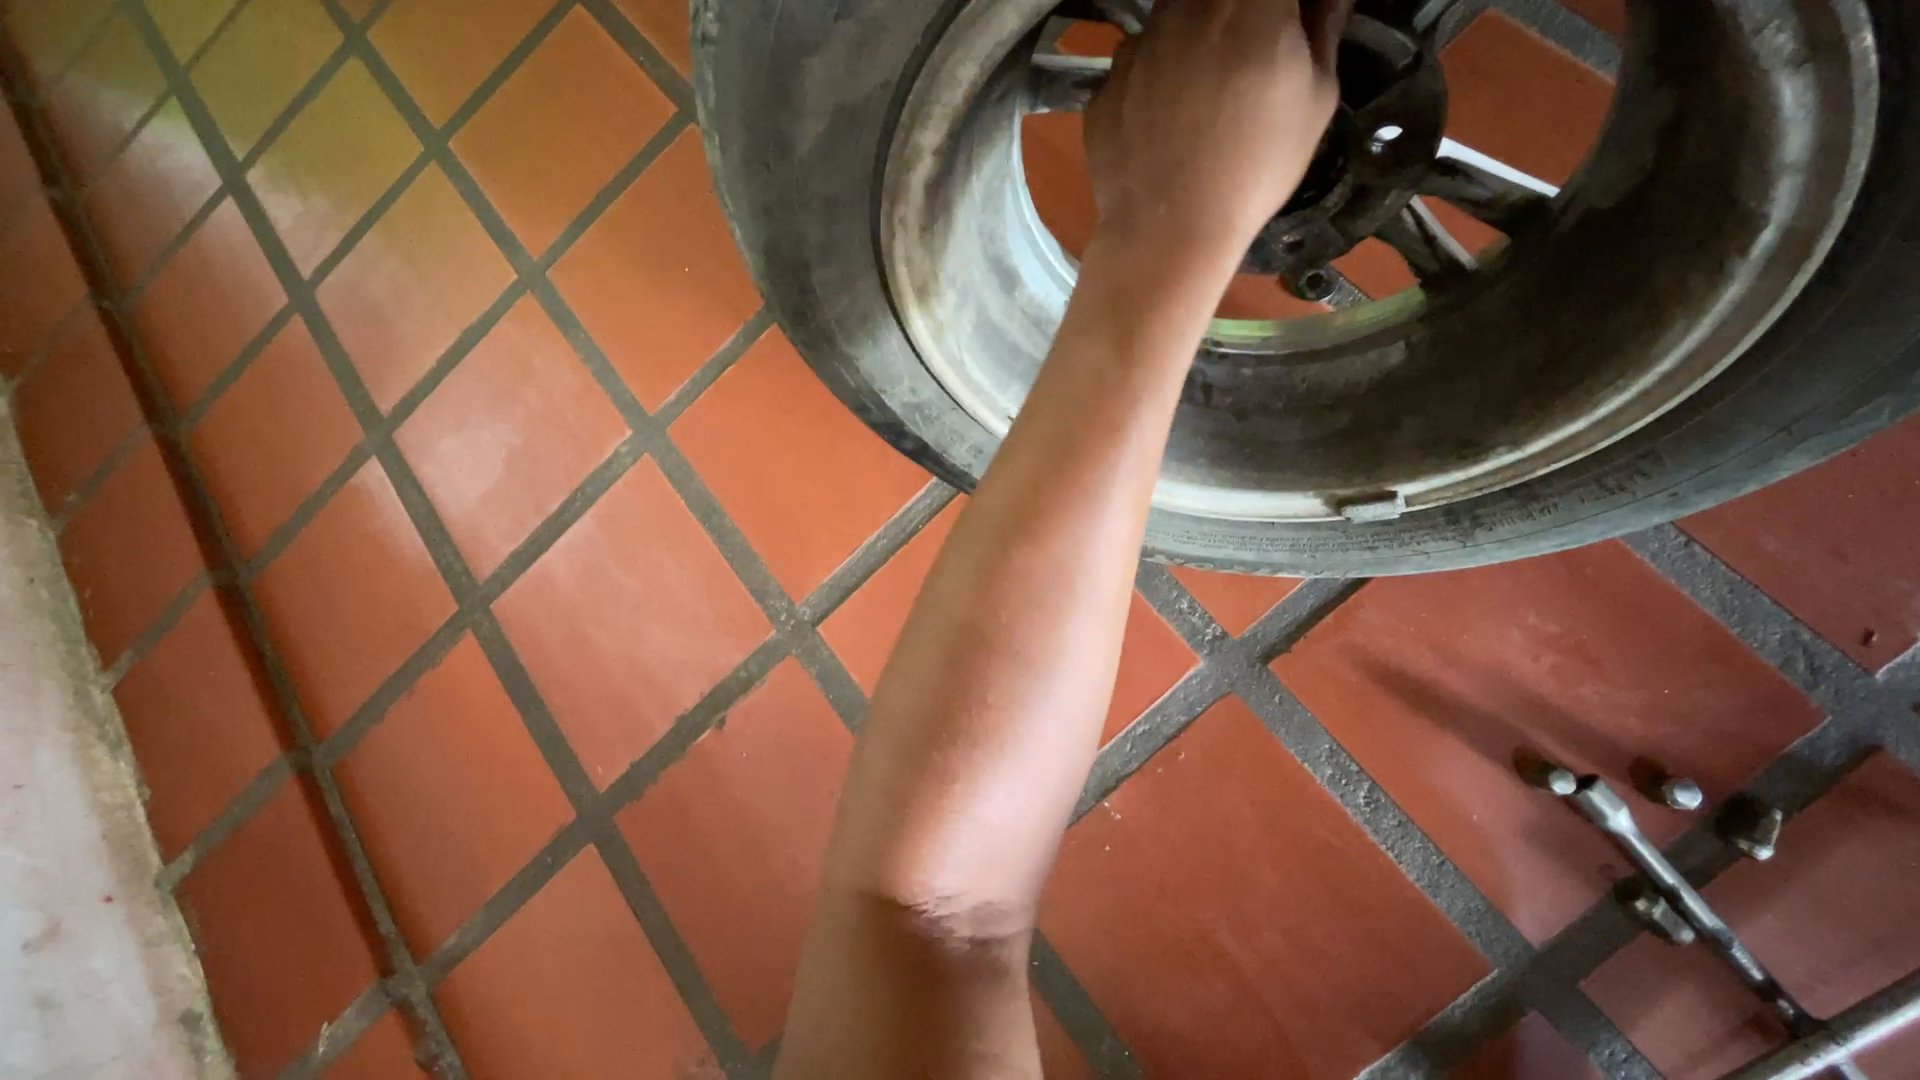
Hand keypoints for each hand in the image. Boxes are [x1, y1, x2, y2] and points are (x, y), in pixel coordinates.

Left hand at [1084, 0, 1350, 267]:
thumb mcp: (1316, 100)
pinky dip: (1151, 82)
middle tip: (1244, 59)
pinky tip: (1162, 125)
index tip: (1286, 26)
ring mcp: (1136, 46)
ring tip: (1201, 93)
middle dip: (1234, 18)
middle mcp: (1186, 9)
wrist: (1168, 235)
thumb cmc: (1255, 171)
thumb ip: (1323, 29)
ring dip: (1190, 38)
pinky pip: (1135, 66)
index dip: (1277, 9)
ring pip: (1169, 18)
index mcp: (1250, 2)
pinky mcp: (1104, 85)